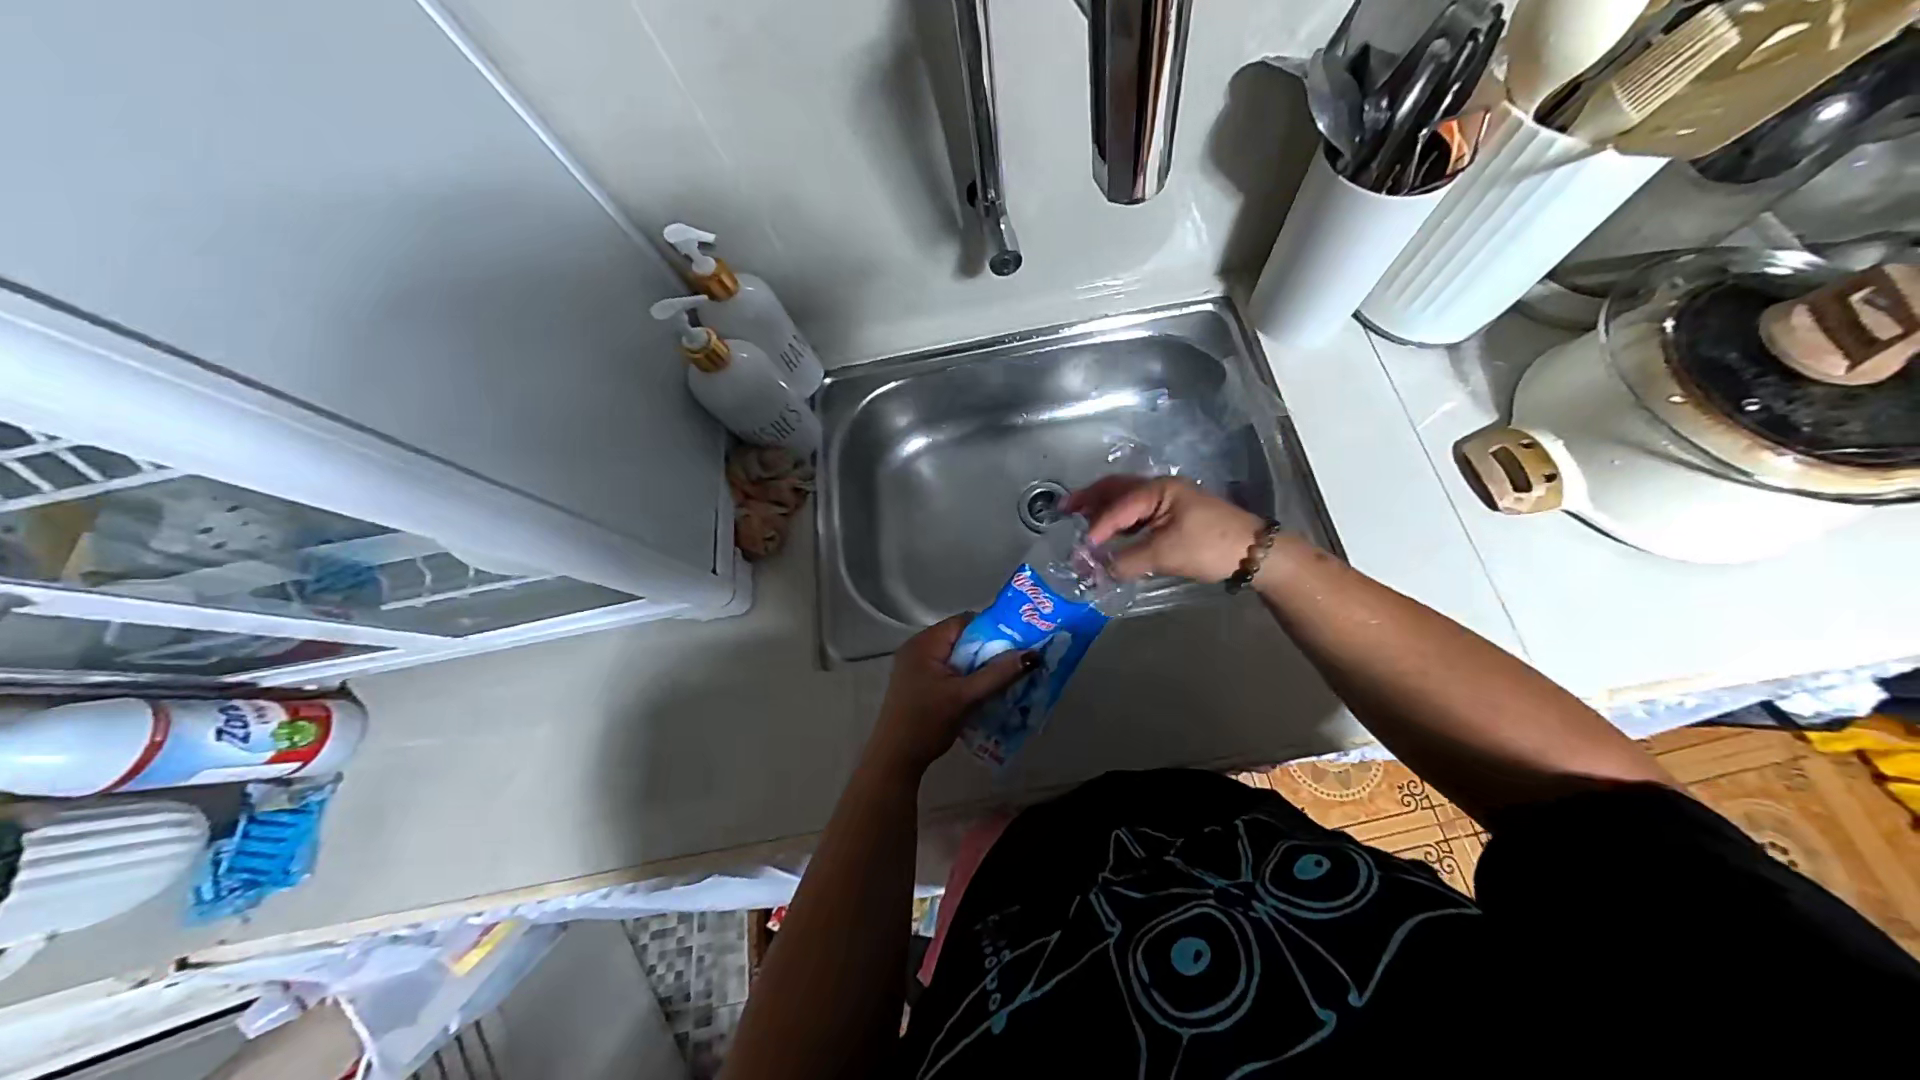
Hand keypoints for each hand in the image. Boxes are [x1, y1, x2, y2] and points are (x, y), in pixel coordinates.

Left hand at [864, 614, 1036, 778]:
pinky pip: (948, 669)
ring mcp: (916, 665)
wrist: (896, 758)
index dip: (992, 630)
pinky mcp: (918, 682)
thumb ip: (998, 674)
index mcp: (925, 643)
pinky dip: (966, 676)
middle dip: (988, 649)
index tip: (1016, 645)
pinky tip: (982, 690)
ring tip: (1004, 677)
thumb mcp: (966, 697)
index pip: (965, 622)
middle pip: (961, 638)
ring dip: (978, 665)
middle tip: (1015, 663)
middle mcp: (918, 647)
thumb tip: (1033, 654)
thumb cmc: (928, 722)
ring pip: (956, 656)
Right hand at [1063, 475, 1265, 582]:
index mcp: (1158, 490)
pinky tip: (1110, 533)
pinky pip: (1137, 513)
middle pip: (1116, 490)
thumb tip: (1096, 570)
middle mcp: (1160, 489)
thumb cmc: (1210, 547)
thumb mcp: (1165, 554)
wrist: (1256, 553)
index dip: (1096, 528)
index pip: (1117, 507)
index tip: (1081, 549)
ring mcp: (1168, 501)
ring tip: (1079, 520)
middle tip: (1064, 510)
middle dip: (1089, 500)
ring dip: (1102, 509)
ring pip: (1126, 500)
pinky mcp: (1174, 516)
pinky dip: (1119, 521)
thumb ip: (1126, 560)